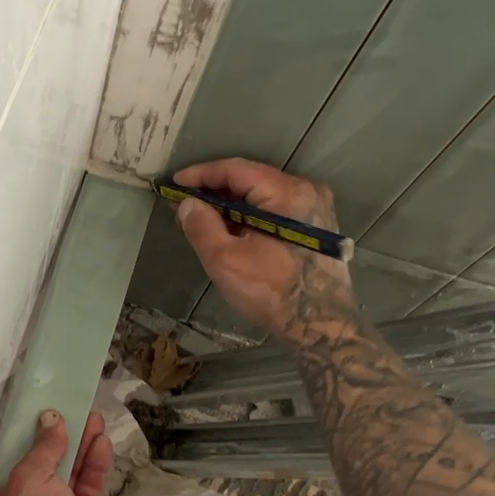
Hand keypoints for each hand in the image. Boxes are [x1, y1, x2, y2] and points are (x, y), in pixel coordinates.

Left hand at [0, 410, 113, 495]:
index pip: (11, 456)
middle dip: (61, 435)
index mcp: (1, 493)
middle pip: (45, 460)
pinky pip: (88, 485)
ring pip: (70, 471)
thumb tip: (52, 420)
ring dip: (82, 445)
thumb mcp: (30, 476)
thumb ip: (44, 447)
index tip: (41, 411)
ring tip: (95, 419)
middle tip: (75, 409)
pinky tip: (102, 444)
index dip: (26, 433)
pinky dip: (95, 465)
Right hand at [173, 158, 351, 338]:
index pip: (237, 170)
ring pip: (263, 196)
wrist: (319, 325)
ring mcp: (315, 209)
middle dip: (215, 190)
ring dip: (231, 205)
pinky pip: (275, 211)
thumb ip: (202, 227)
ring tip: (203, 219)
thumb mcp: (226, 260)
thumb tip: (187, 204)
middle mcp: (306, 191)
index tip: (175, 183)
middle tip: (185, 203)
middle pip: (251, 180)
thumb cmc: (272, 292)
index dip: (202, 174)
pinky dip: (250, 216)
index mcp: (287, 193)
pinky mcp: (315, 228)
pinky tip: (231, 230)